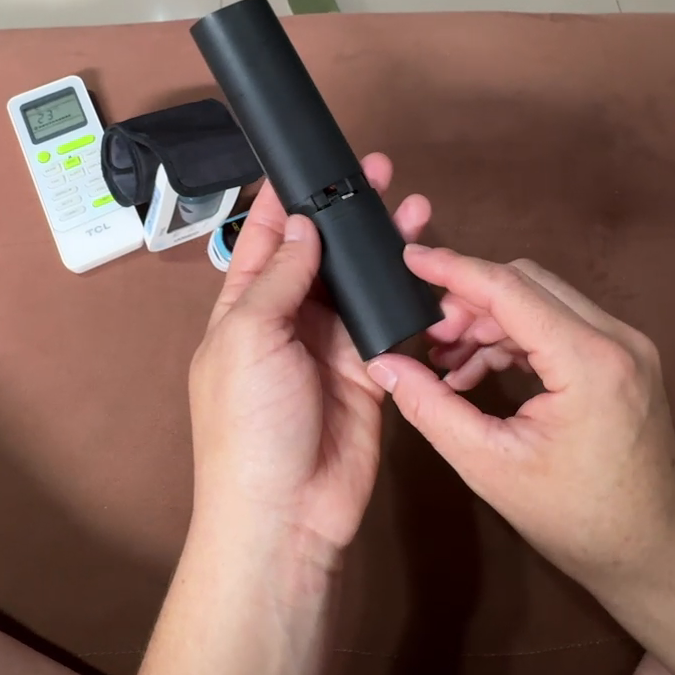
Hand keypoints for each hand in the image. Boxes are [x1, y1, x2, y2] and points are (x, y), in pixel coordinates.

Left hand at [188, 153, 430, 571]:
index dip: (287, 200)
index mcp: (247, 307)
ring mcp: (332, 343)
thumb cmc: (248, 423)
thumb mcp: (248, 339)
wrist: (288, 512)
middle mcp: (290, 318)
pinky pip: (390, 319)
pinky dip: (408, 292)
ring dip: (381, 245)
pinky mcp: (370, 367)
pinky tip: (428, 264)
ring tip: (412, 205)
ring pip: (360, 281)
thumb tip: (304, 227)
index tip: (309, 161)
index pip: (266, 239)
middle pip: (321, 253)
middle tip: (377, 171)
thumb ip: (278, 279)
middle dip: (345, 213)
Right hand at [365, 248, 674, 590]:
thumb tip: (383, 364)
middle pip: (525, 282)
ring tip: (447, 358)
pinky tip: (478, 368)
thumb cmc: (576, 519)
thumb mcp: (489, 466)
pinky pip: (556, 321)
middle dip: (468, 299)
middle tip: (428, 335)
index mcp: (589, 362)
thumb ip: (430, 407)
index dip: (454, 268)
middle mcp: (615, 337)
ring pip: (539, 297)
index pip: (510, 288)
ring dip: (488, 318)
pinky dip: (513, 335)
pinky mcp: (622, 354)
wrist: (654, 554)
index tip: (409, 258)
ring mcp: (624, 343)